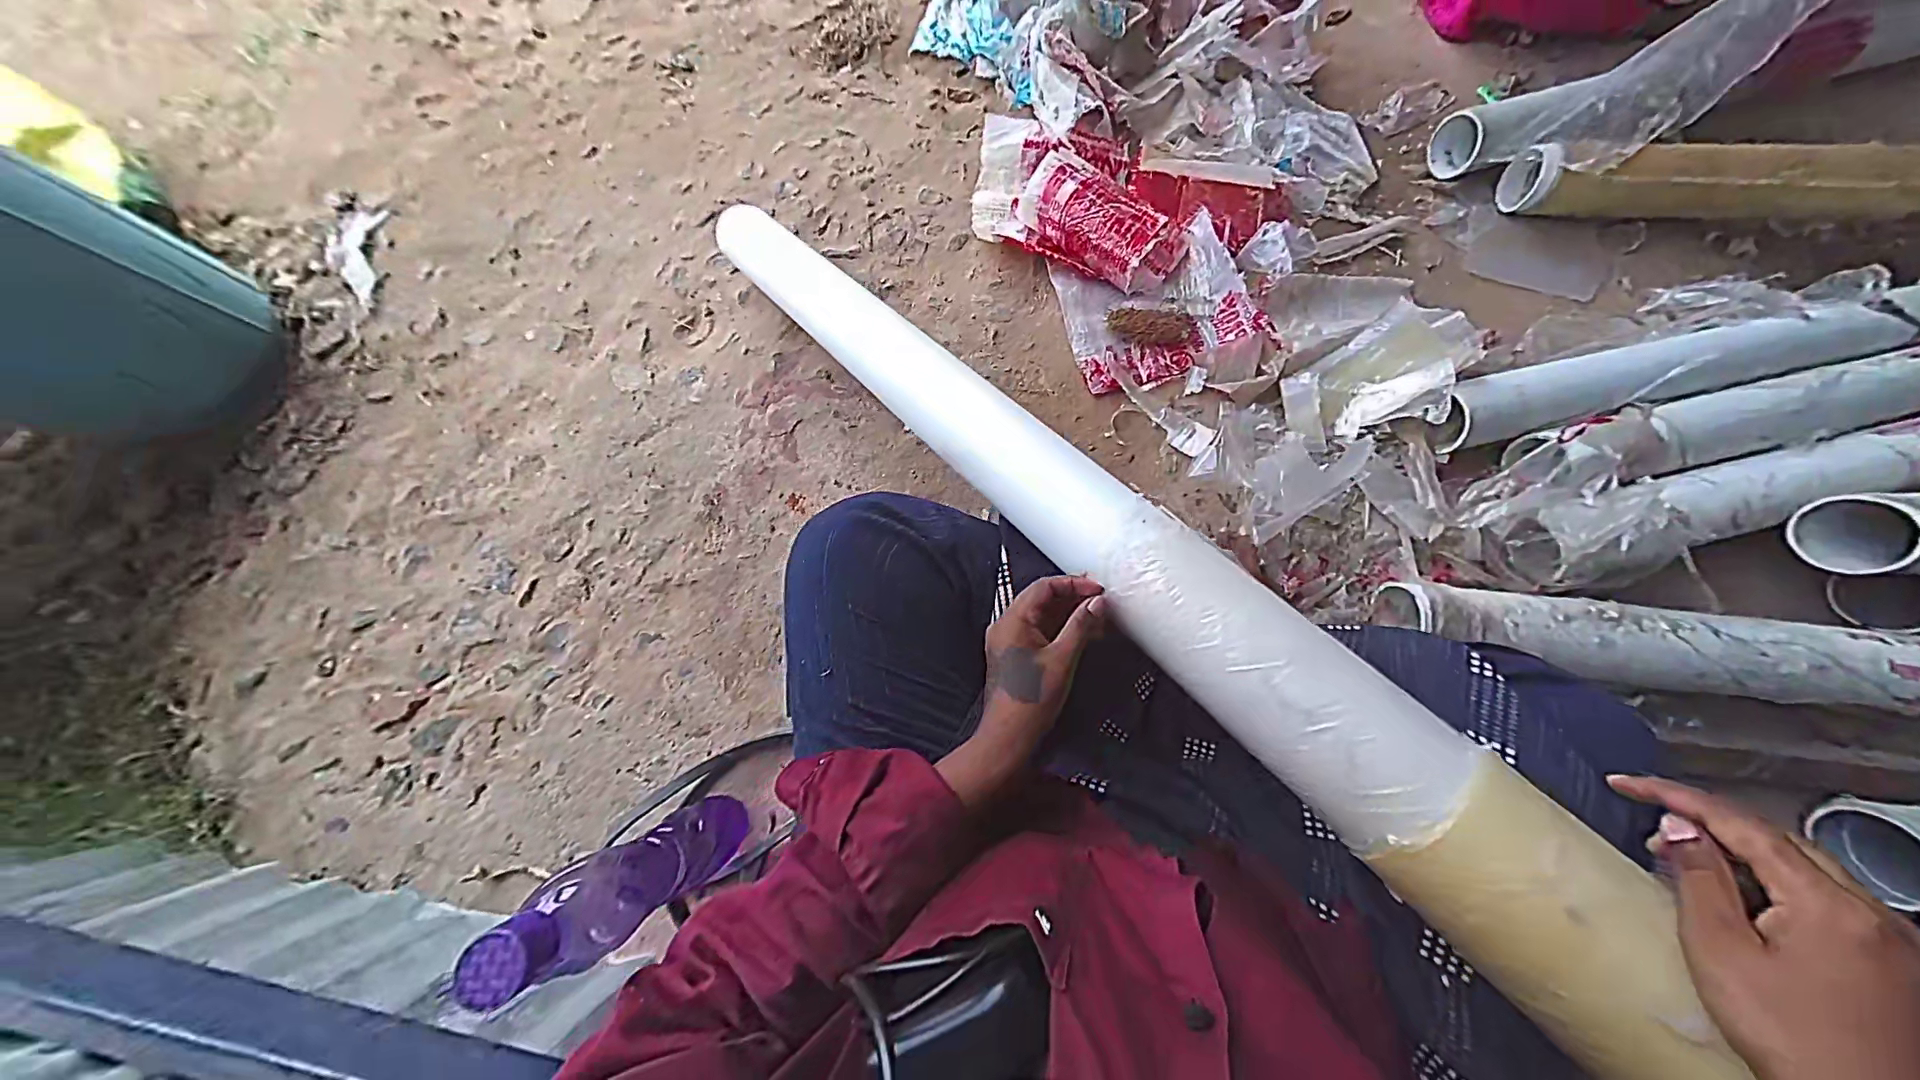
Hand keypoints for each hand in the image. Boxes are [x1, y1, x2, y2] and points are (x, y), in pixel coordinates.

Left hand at [979, 575, 1106, 744]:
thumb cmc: (1029, 702)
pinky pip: (1040, 631)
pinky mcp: (1016, 654)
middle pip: (1042, 599)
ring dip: (1069, 613)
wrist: (1008, 736)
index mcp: (1012, 621)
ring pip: (1043, 615)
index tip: (1096, 589)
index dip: (1073, 583)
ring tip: (1097, 617)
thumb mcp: (1062, 659)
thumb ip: (1081, 626)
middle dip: (1073, 597)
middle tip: (1100, 601)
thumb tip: (1096, 603)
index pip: (1044, 587)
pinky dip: (1061, 629)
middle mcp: (1007, 626)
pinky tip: (1082, 633)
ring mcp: (1010, 640)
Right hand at [1610, 775, 1919, 1079]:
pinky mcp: (1889, 961)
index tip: (1628, 783)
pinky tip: (1740, 896)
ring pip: (1801, 865)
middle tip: (1651, 825)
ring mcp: (1890, 939)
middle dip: (1708, 821)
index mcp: (1831, 906)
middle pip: (1776, 838)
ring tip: (1685, 859)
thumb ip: (1700, 878)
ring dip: (1738, 851)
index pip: (1740, 823)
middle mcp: (1873, 914)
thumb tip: (1679, 826)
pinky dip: (1771, 879)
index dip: (1676, 795)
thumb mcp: (1720, 948)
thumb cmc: (1794, 1039)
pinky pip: (1822, 896)